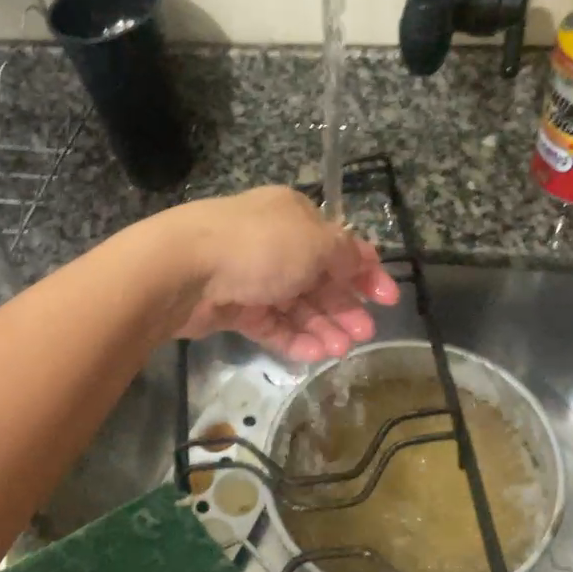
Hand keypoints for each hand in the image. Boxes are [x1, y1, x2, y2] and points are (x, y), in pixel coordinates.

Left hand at [160, 186, 400, 360]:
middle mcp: (274, 243)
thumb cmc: (259, 246)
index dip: (366, 271)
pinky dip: (293, 338)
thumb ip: (344, 254)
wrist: (184, 268)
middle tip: (365, 334)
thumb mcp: (315, 242)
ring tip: (342, 350)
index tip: (388, 299)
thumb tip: (361, 260)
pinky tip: (314, 355)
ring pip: (296, 305)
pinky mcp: (233, 307)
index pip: (339, 245)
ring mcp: (252, 276)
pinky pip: (271, 324)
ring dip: (323, 326)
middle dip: (345, 305)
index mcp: (295, 217)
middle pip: (319, 278)